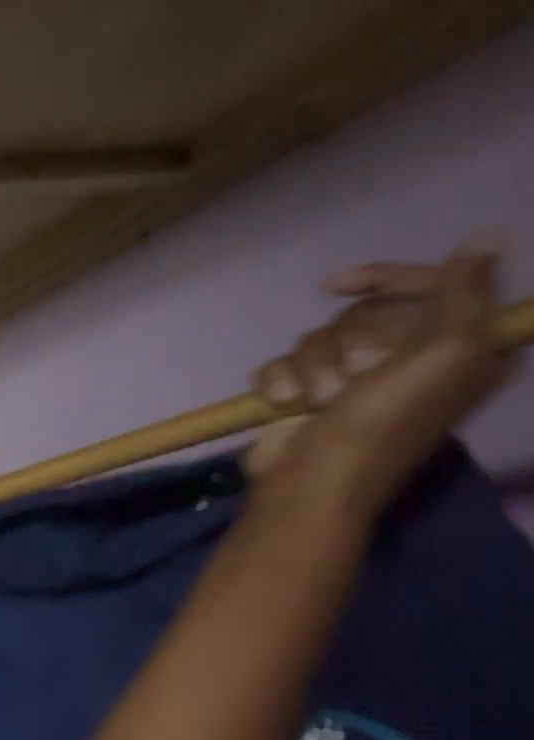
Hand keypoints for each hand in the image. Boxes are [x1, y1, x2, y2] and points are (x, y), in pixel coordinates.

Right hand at [246, 242, 520, 517]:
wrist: (313, 480)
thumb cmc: (384, 423)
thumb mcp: (446, 354)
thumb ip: (465, 292)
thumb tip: (485, 236)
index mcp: (458, 348)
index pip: (425, 287)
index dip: (384, 280)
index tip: (335, 285)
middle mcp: (408, 359)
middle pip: (363, 313)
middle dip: (345, 342)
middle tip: (352, 375)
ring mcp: (352, 379)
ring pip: (318, 338)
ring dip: (310, 368)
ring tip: (314, 400)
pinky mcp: (305, 393)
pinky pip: (283, 363)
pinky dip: (278, 381)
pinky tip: (280, 400)